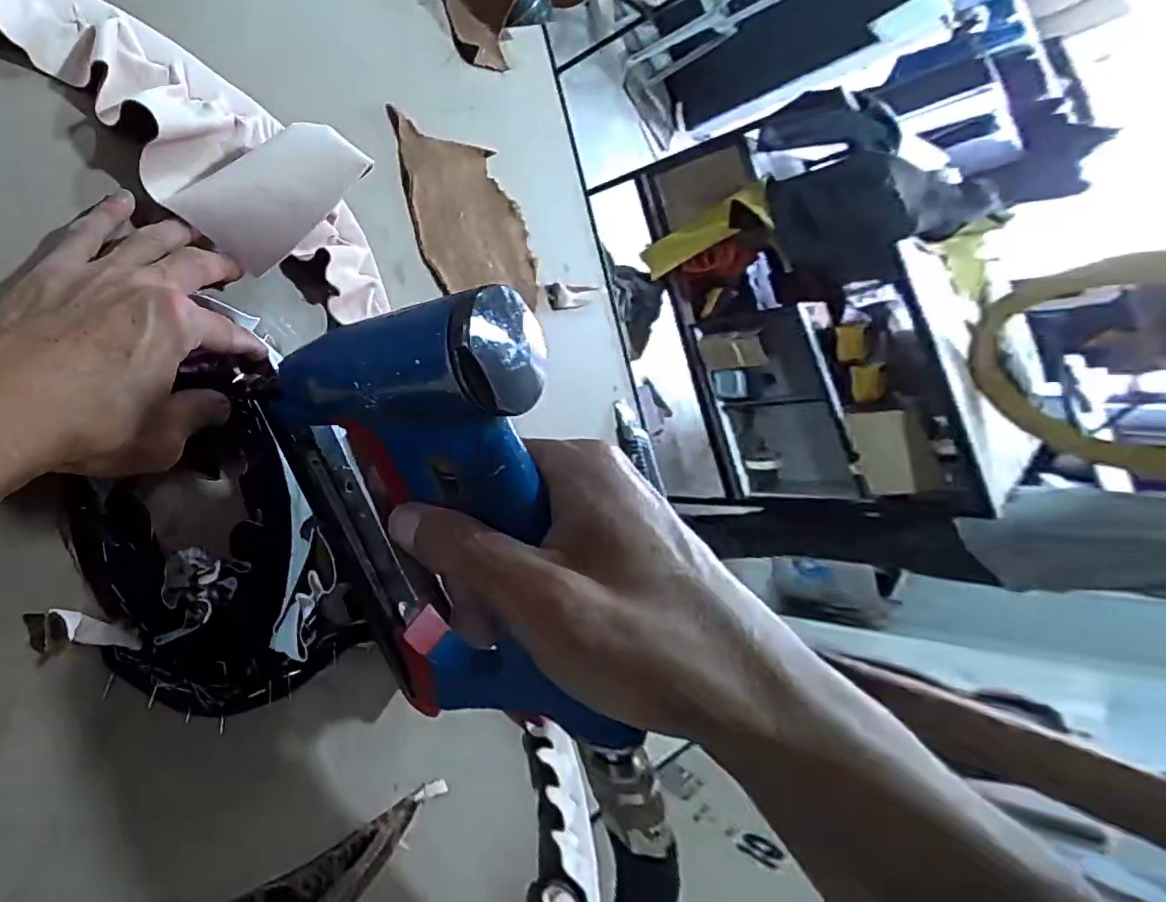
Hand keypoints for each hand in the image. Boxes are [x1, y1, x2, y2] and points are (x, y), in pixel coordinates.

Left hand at [0, 192, 266, 494]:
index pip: (222, 332)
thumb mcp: (156, 439)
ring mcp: (99, 271)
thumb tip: (219, 403)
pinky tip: (119, 203)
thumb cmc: (88, 426)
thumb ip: (194, 416)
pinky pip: (87, 232)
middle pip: (192, 265)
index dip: (245, 344)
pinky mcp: (55, 269)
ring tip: (189, 229)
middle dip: (218, 265)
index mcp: (175, 324)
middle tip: (232, 267)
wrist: (3, 406)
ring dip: (173, 232)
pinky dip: (106, 215)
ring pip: (146, 239)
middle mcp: (144, 285)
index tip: (257, 354)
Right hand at [387, 439, 814, 741]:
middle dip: (474, 563)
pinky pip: (551, 556)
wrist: (764, 709)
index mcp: (575, 466)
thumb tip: (401, 513)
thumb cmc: (648, 643)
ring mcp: (611, 512)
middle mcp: (592, 476)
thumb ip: (464, 551)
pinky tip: (538, 636)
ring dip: (500, 587)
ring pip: (519, 535)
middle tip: (478, 622)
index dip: (439, 497)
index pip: (478, 457)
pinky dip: (531, 593)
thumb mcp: (539, 599)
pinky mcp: (623, 548)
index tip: (421, 548)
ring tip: (509, 639)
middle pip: (496, 502)